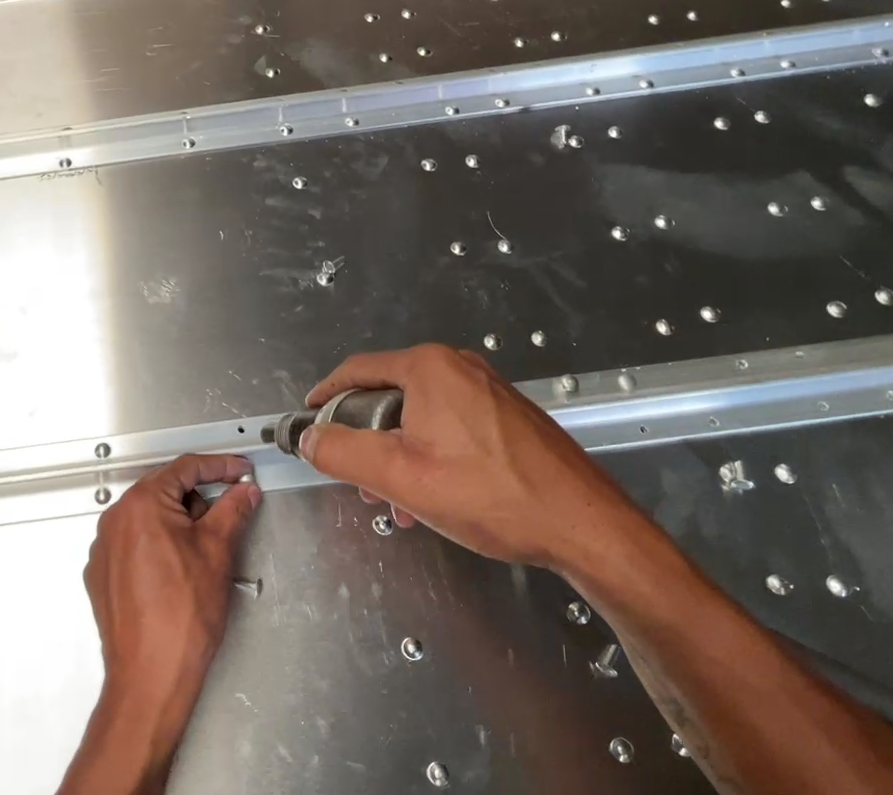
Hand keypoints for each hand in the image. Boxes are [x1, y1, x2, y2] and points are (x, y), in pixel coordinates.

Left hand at [62, 454, 260, 794]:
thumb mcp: (217, 551)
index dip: (220, 466)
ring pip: (149, 517)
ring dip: (178, 524)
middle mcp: (115, 519)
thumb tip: (243, 492)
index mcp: (142, 504)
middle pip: (165, 490)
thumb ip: (232, 510)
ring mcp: (104, 547)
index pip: (186, 468)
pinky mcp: (102, 572)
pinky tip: (178, 571)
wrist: (150, 675)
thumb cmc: (181, 617)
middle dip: (199, 500)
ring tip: (202, 554)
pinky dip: (158, 545)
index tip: (240, 471)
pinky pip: (134, 543)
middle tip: (227, 516)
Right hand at [299, 344, 634, 571]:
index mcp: (430, 367)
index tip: (310, 420)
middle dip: (366, 439)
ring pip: (419, 417)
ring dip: (398, 456)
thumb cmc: (489, 495)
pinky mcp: (507, 417)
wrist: (583, 525)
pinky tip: (434, 498)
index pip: (356, 370)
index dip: (326, 396)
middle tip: (358, 479)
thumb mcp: (399, 476)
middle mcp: (459, 367)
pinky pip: (449, 428)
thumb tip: (309, 436)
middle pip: (388, 395)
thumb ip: (341, 451)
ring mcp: (488, 390)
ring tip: (398, 502)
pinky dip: (429, 456)